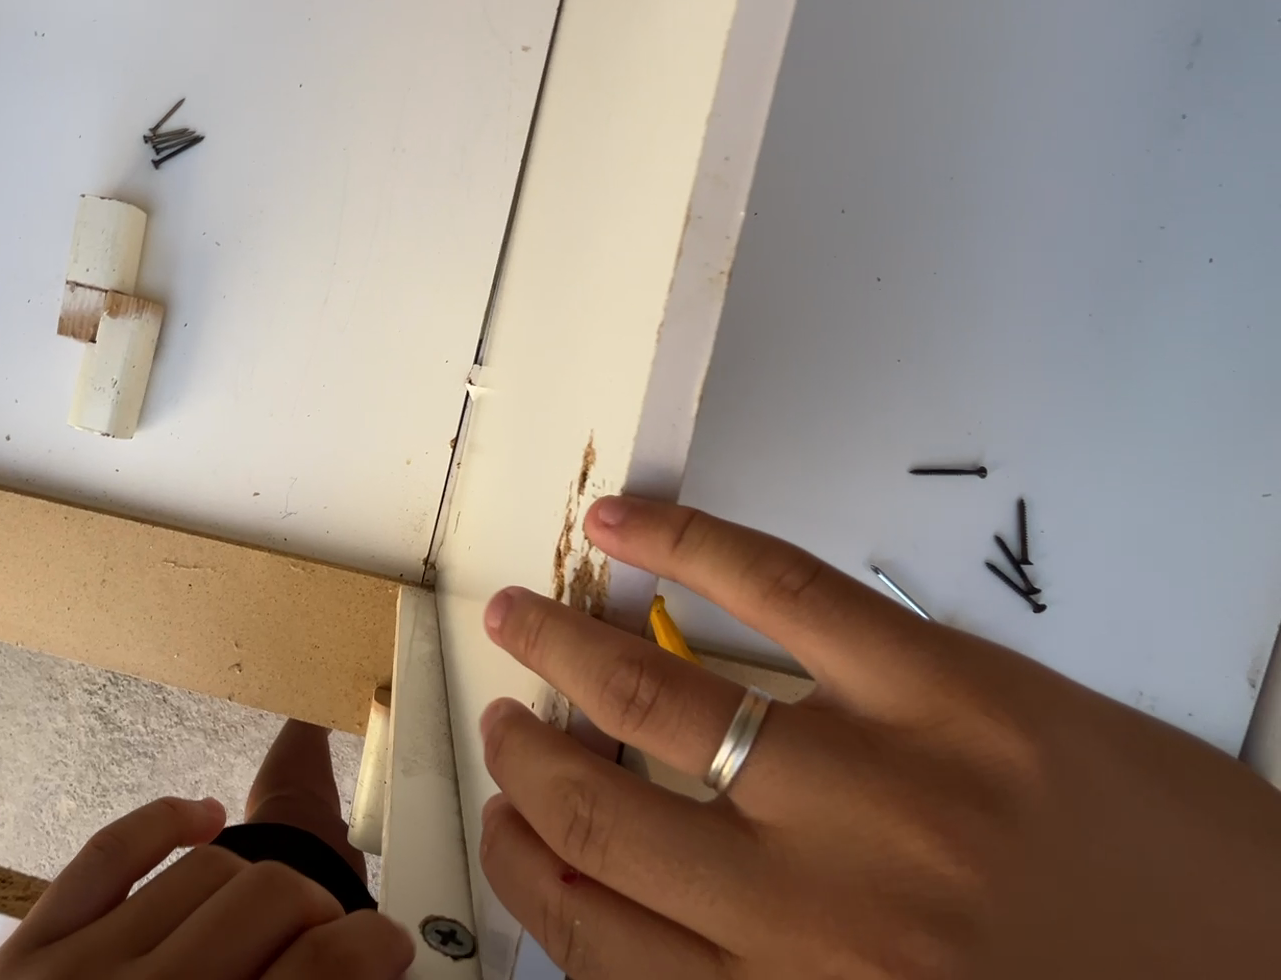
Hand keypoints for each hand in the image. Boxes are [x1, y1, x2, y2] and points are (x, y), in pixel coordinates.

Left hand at [0, 797, 412, 978]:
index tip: (387, 942)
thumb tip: (360, 978)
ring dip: (257, 880)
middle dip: (318, 911)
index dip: (371, 946)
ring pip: (206, 869)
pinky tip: (207, 817)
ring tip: (273, 908)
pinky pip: (110, 851)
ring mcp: (74, 973)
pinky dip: (165, 819)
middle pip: (269, 898)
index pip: (319, 970)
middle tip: (328, 938)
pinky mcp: (24, 951)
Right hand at [479, 496, 1280, 978]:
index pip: (586, 930)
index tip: (503, 819)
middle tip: (502, 720)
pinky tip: (615, 520)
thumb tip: (617, 911)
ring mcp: (876, 791)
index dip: (519, 863)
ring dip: (558, 649)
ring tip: (516, 616)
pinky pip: (776, 592)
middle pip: (594, 815)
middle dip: (523, 759)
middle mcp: (807, 918)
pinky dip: (679, 543)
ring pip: (652, 702)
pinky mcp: (950, 691)